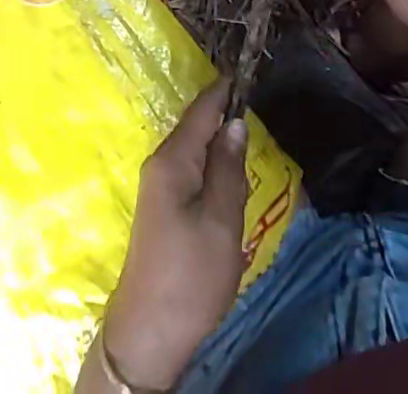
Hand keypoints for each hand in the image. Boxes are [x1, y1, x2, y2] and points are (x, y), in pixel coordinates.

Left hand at [101, 81, 248, 389]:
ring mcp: (158, 188)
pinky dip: (213, 167)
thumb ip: (229, 168)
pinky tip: (230, 176)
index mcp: (172, 161)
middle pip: (196, 129)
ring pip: (195, 152)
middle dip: (224, 117)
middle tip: (258, 108)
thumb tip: (235, 124)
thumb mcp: (222, 220)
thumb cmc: (191, 276)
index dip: (223, 92)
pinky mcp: (163, 209)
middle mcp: (160, 166)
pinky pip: (191, 173)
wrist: (149, 335)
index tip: (246, 72)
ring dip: (220, 144)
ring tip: (250, 137)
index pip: (201, 112)